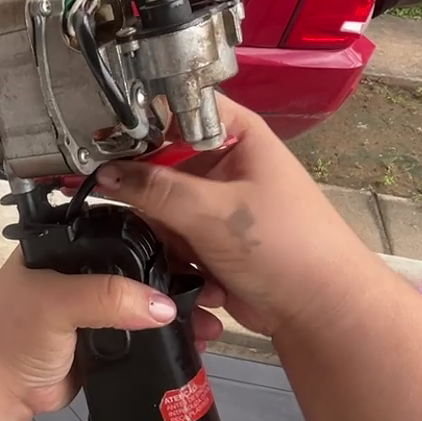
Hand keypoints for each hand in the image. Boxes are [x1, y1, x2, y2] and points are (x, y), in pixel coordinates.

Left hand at [0, 249, 224, 416]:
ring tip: (208, 317)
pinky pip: (139, 334)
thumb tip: (163, 306)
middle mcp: (76, 271)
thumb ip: (108, 297)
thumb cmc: (9, 334)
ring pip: (139, 303)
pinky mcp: (100, 341)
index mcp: (59, 247)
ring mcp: (89, 307)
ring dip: (172, 311)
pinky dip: (164, 337)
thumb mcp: (56, 302)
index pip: (114, 231)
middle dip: (171, 279)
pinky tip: (193, 338)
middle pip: (133, 268)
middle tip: (209, 289)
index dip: (152, 239)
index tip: (192, 250)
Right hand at [96, 95, 388, 338]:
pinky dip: (167, 251)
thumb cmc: (285, 248)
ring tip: (176, 249)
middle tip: (125, 202)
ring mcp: (210, 202)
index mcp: (235, 134)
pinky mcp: (203, 237)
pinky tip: (180, 266)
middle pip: (157, 159)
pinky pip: (165, 234)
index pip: (175, 108)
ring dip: (158, 228)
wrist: (319, 313)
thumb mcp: (214, 211)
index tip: (102, 141)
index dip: (138, 121)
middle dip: (143, 188)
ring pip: (156, 202)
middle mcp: (220, 162)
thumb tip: (102, 175)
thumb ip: (154, 189)